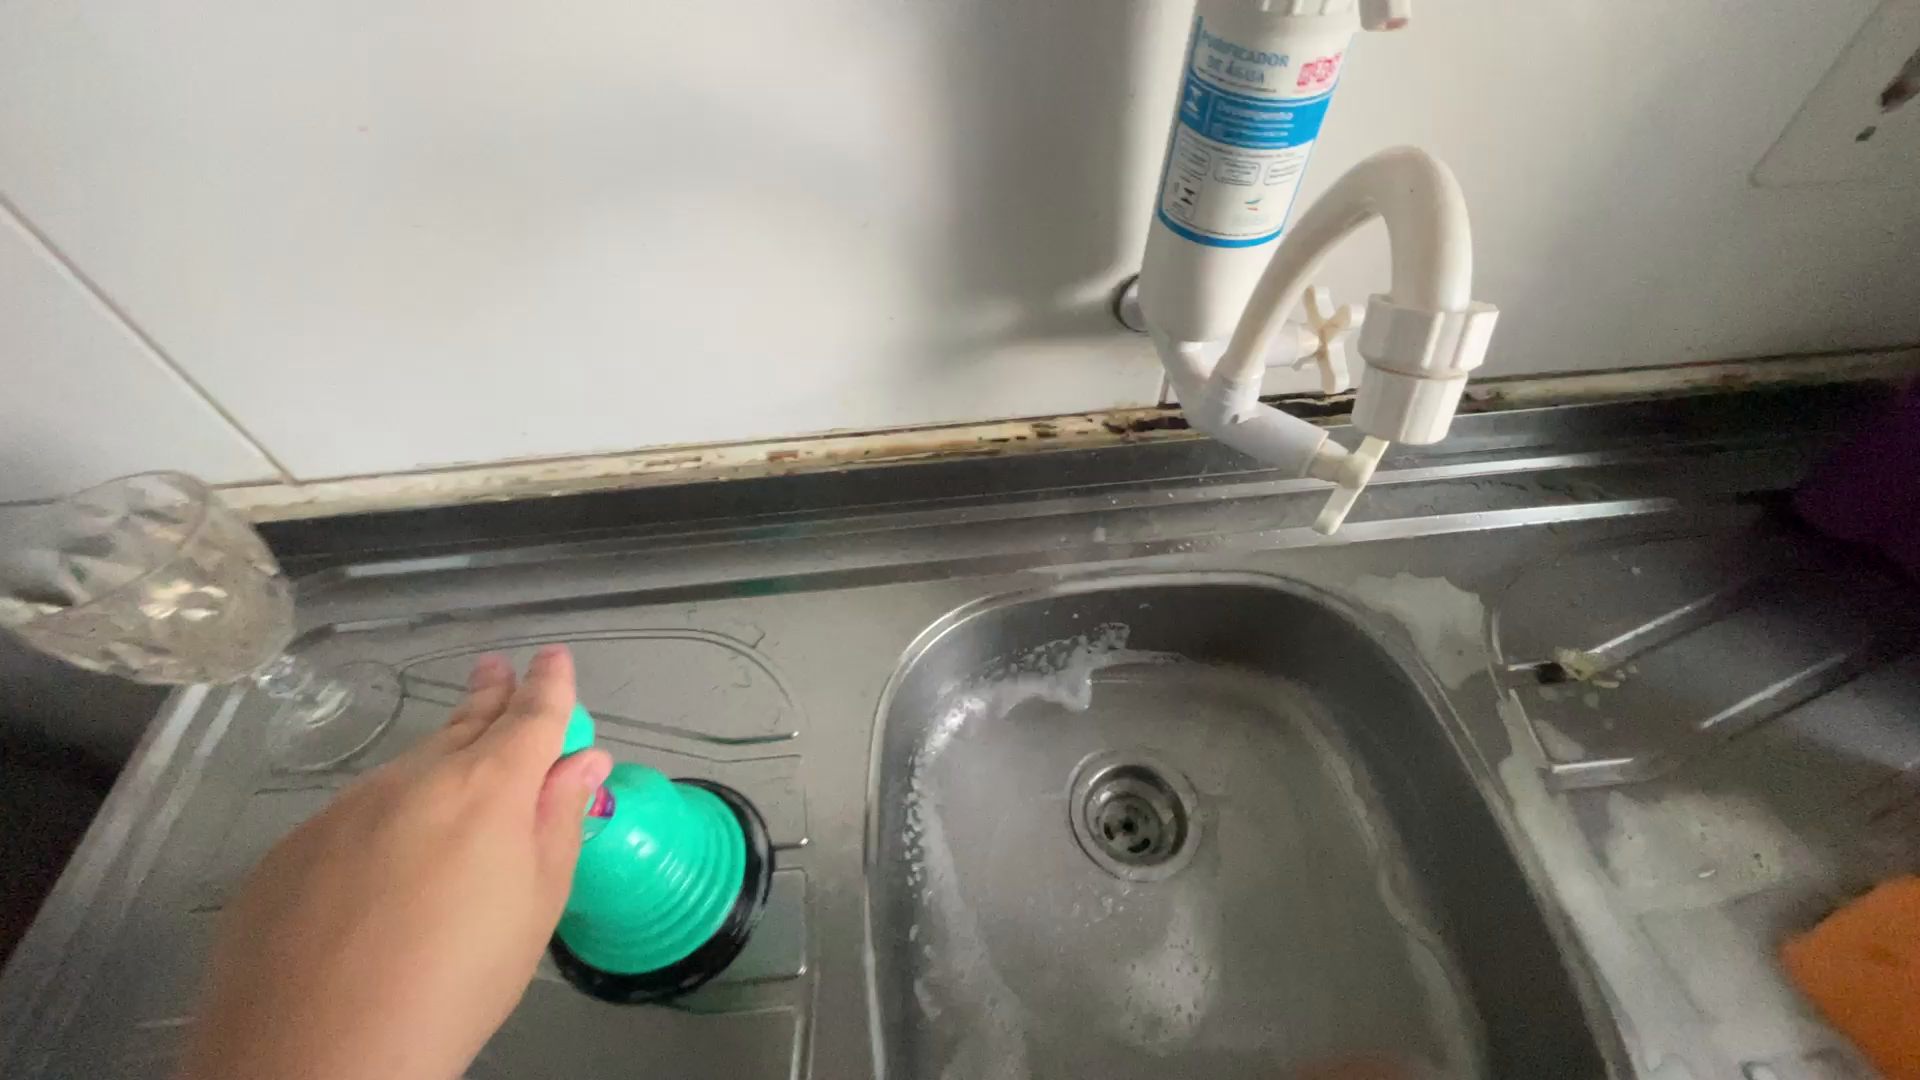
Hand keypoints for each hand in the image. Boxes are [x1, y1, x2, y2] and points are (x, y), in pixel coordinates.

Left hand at [177, 645, 613, 1079]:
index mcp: (490, 788)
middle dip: (490, 692)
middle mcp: (415, 780)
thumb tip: (585, 760)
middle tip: (496, 666)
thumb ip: (562, 817)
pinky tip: (389, 853)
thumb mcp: (539, 900)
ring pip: (409, 767)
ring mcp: (344, 811)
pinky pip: (358, 811)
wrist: (311, 1065)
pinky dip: (390, 810)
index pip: (532, 715)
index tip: (554, 656)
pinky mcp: (290, 850)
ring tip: (456, 766)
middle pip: (466, 722)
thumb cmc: (461, 979)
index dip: (550, 684)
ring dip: (441, 756)